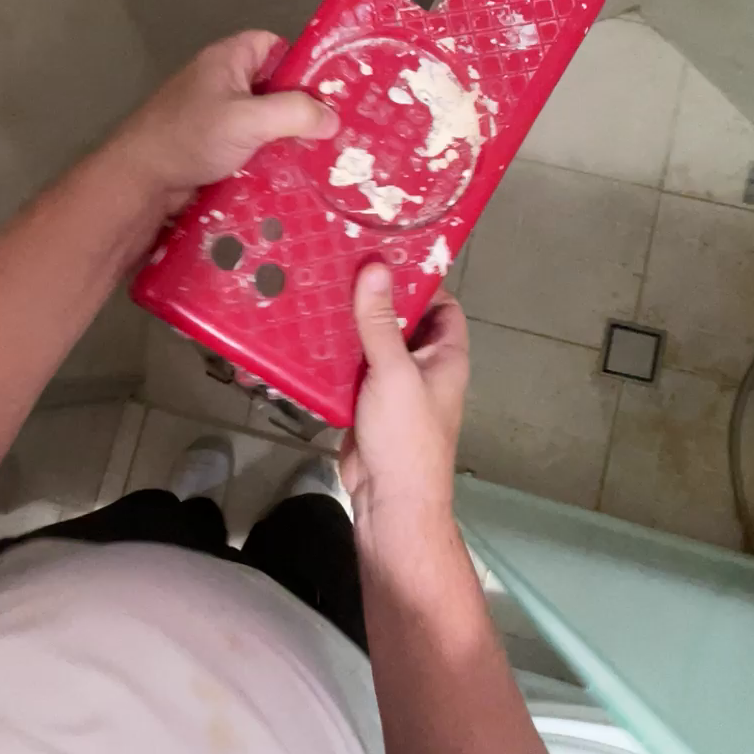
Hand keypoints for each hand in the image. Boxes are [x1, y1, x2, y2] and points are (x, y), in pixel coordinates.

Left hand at [108, 30, 339, 205]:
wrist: (142, 179)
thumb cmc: (191, 136)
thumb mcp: (249, 119)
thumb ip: (294, 113)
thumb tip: (334, 119)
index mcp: (229, 59)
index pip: (276, 46)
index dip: (302, 64)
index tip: (329, 93)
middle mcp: (224, 83)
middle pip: (274, 88)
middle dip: (301, 110)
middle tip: (333, 134)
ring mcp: (218, 117)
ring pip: (265, 123)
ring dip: (286, 141)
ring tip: (319, 159)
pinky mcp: (215, 148)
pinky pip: (251, 148)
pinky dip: (268, 160)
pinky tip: (290, 177)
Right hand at [340, 263, 469, 531]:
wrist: (388, 501)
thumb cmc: (406, 434)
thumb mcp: (394, 372)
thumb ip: (380, 322)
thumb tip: (377, 267)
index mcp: (444, 355)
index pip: (442, 305)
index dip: (421, 279)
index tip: (387, 252)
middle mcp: (421, 365)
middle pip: (401, 319)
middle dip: (376, 296)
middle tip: (342, 262)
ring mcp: (391, 383)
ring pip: (371, 342)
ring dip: (350, 322)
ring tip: (320, 286)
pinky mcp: (363, 399)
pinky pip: (349, 366)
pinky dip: (333, 350)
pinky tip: (308, 329)